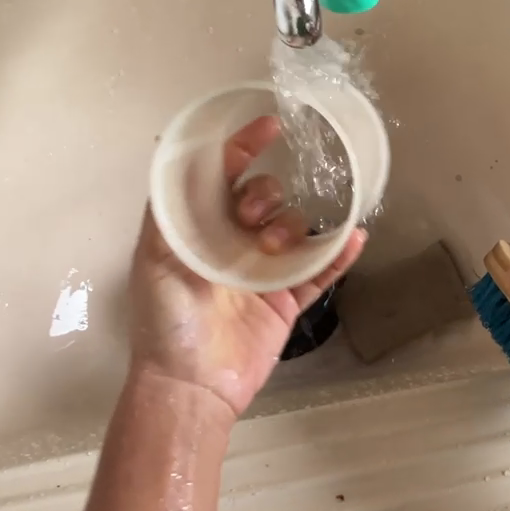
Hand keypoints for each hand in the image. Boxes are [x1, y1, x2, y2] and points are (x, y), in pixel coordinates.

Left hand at [128, 115, 364, 416]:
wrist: (190, 384)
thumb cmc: (166, 319)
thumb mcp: (154, 258)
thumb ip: (168, 211)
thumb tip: (185, 162)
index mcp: (202, 230)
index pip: (225, 176)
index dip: (244, 147)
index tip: (270, 126)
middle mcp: (235, 242)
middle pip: (265, 197)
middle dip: (265, 195)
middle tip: (252, 219)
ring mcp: (267, 270)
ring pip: (295, 227)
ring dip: (294, 225)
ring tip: (276, 247)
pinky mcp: (290, 299)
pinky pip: (322, 269)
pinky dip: (340, 252)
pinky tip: (355, 236)